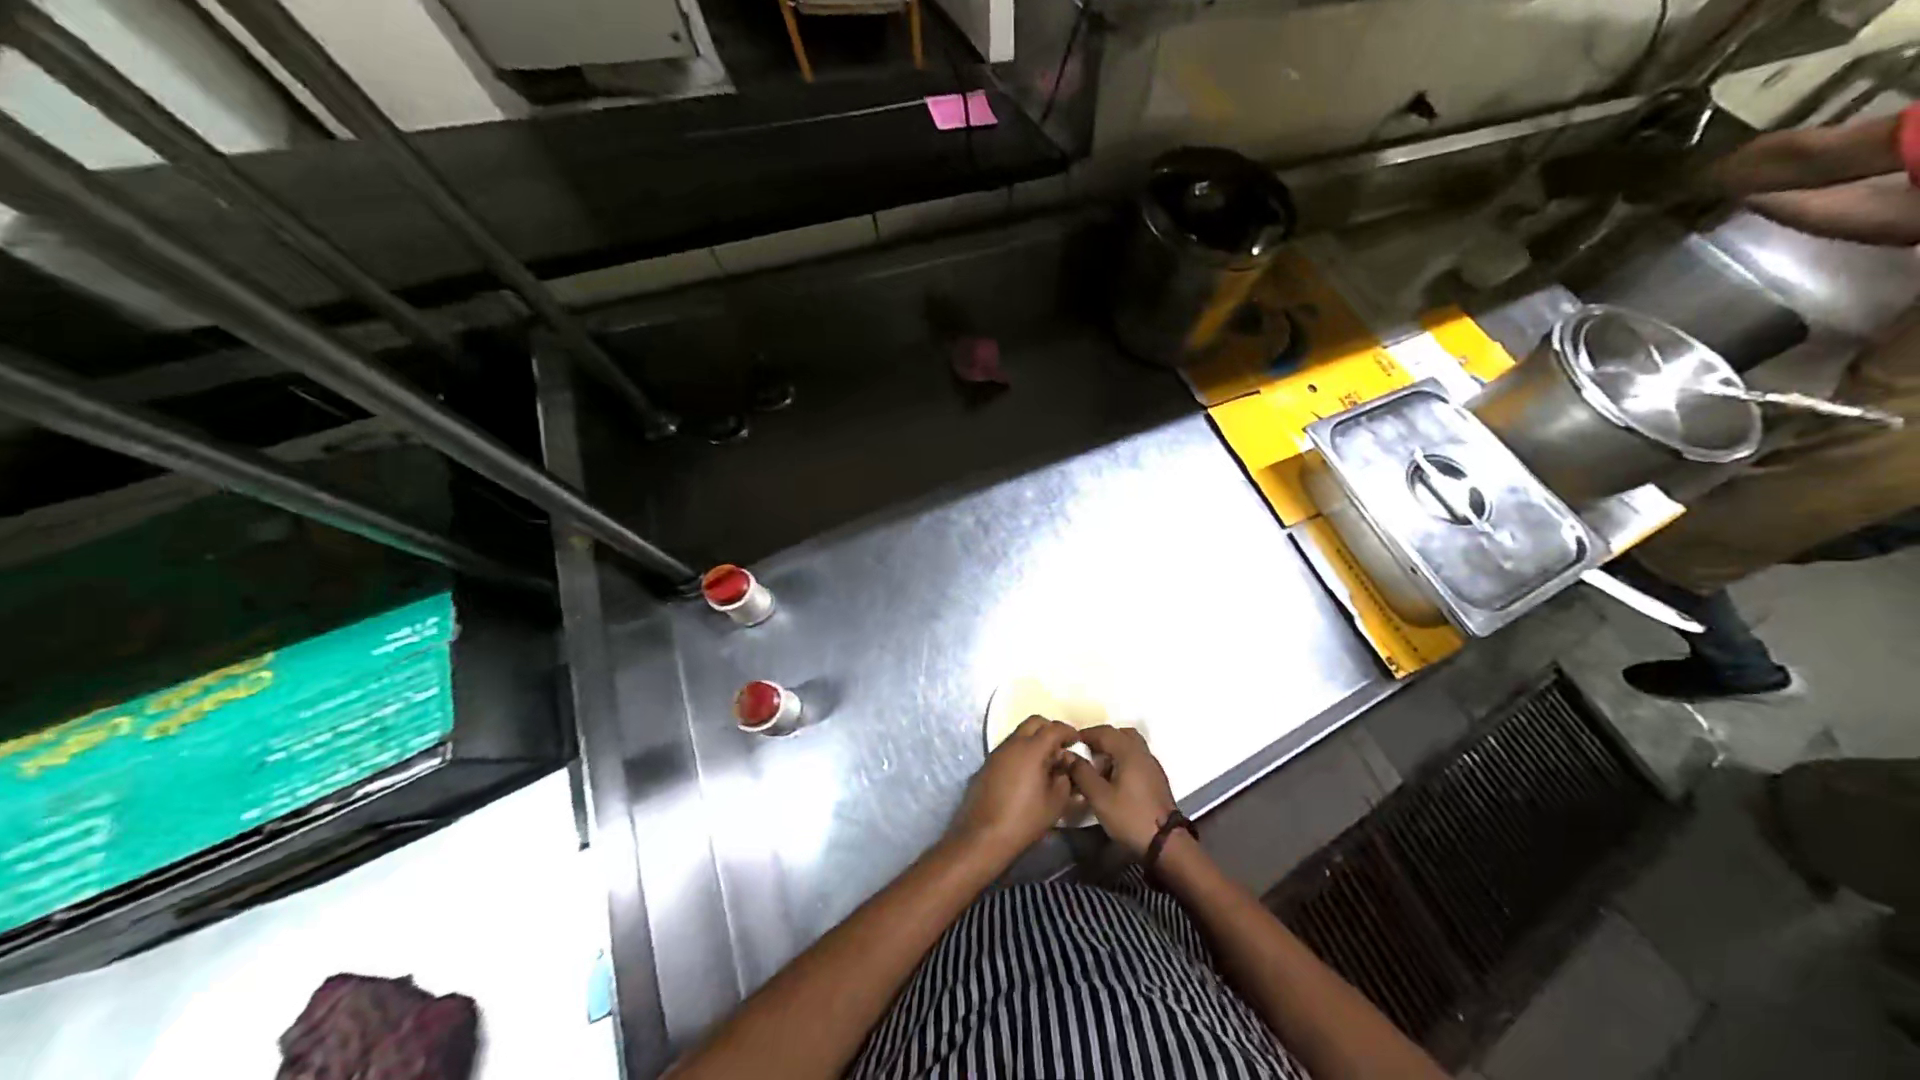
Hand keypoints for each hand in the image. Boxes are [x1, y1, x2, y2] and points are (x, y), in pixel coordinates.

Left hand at [948, 716, 1078, 864]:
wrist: (984, 836)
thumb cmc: (1025, 819)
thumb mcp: (1056, 801)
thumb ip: (1065, 777)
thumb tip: (1064, 765)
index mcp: (1031, 749)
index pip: (1054, 728)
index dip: (1069, 731)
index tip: (1077, 740)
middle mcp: (1012, 744)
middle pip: (1033, 722)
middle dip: (1050, 729)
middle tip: (1061, 747)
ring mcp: (996, 753)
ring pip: (1019, 734)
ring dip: (1034, 740)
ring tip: (1045, 762)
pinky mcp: (986, 764)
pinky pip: (1008, 749)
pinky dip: (1021, 752)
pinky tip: (1026, 774)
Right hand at [1064, 725, 1176, 857]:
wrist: (1165, 843)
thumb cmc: (1130, 816)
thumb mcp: (1099, 796)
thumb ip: (1082, 773)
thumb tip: (1067, 755)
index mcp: (1129, 752)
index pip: (1105, 732)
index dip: (1086, 734)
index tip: (1070, 742)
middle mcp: (1143, 753)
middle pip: (1121, 734)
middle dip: (1102, 739)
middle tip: (1086, 752)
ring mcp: (1152, 766)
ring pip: (1130, 746)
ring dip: (1113, 750)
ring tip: (1098, 768)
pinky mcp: (1156, 780)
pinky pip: (1136, 759)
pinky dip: (1122, 761)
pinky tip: (1113, 780)